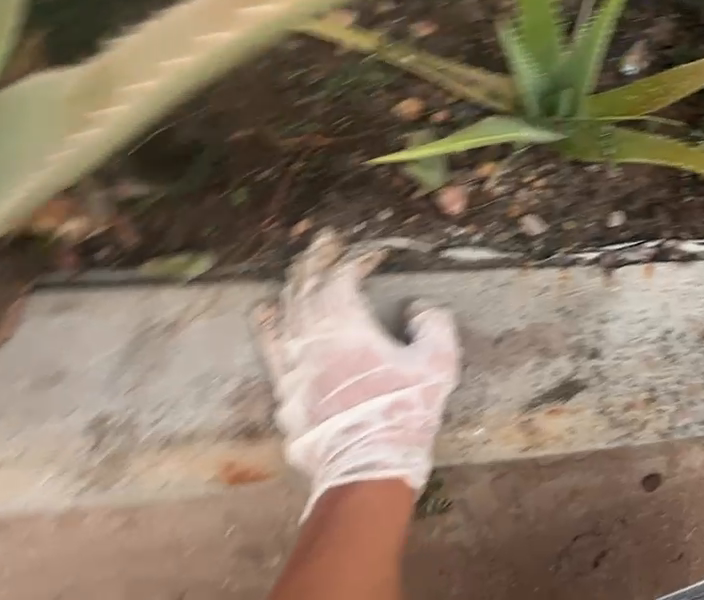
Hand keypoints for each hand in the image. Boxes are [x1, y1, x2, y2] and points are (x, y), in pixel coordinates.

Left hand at [253, 231, 458, 518]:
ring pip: (284, 317)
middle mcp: (312, 342)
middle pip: (304, 291)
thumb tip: (416, 310)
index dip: (357, 260)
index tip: (377, 253)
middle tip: (324, 238)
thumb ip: (431, 323)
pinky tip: (265, 314)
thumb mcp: (438, 359)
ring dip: (291, 287)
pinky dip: (268, 325)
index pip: (342, 280)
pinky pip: (270, 348)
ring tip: (296, 268)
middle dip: (315, 261)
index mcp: (348, 329)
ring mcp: (293, 369)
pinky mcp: (285, 393)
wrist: (368, 464)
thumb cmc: (406, 408)